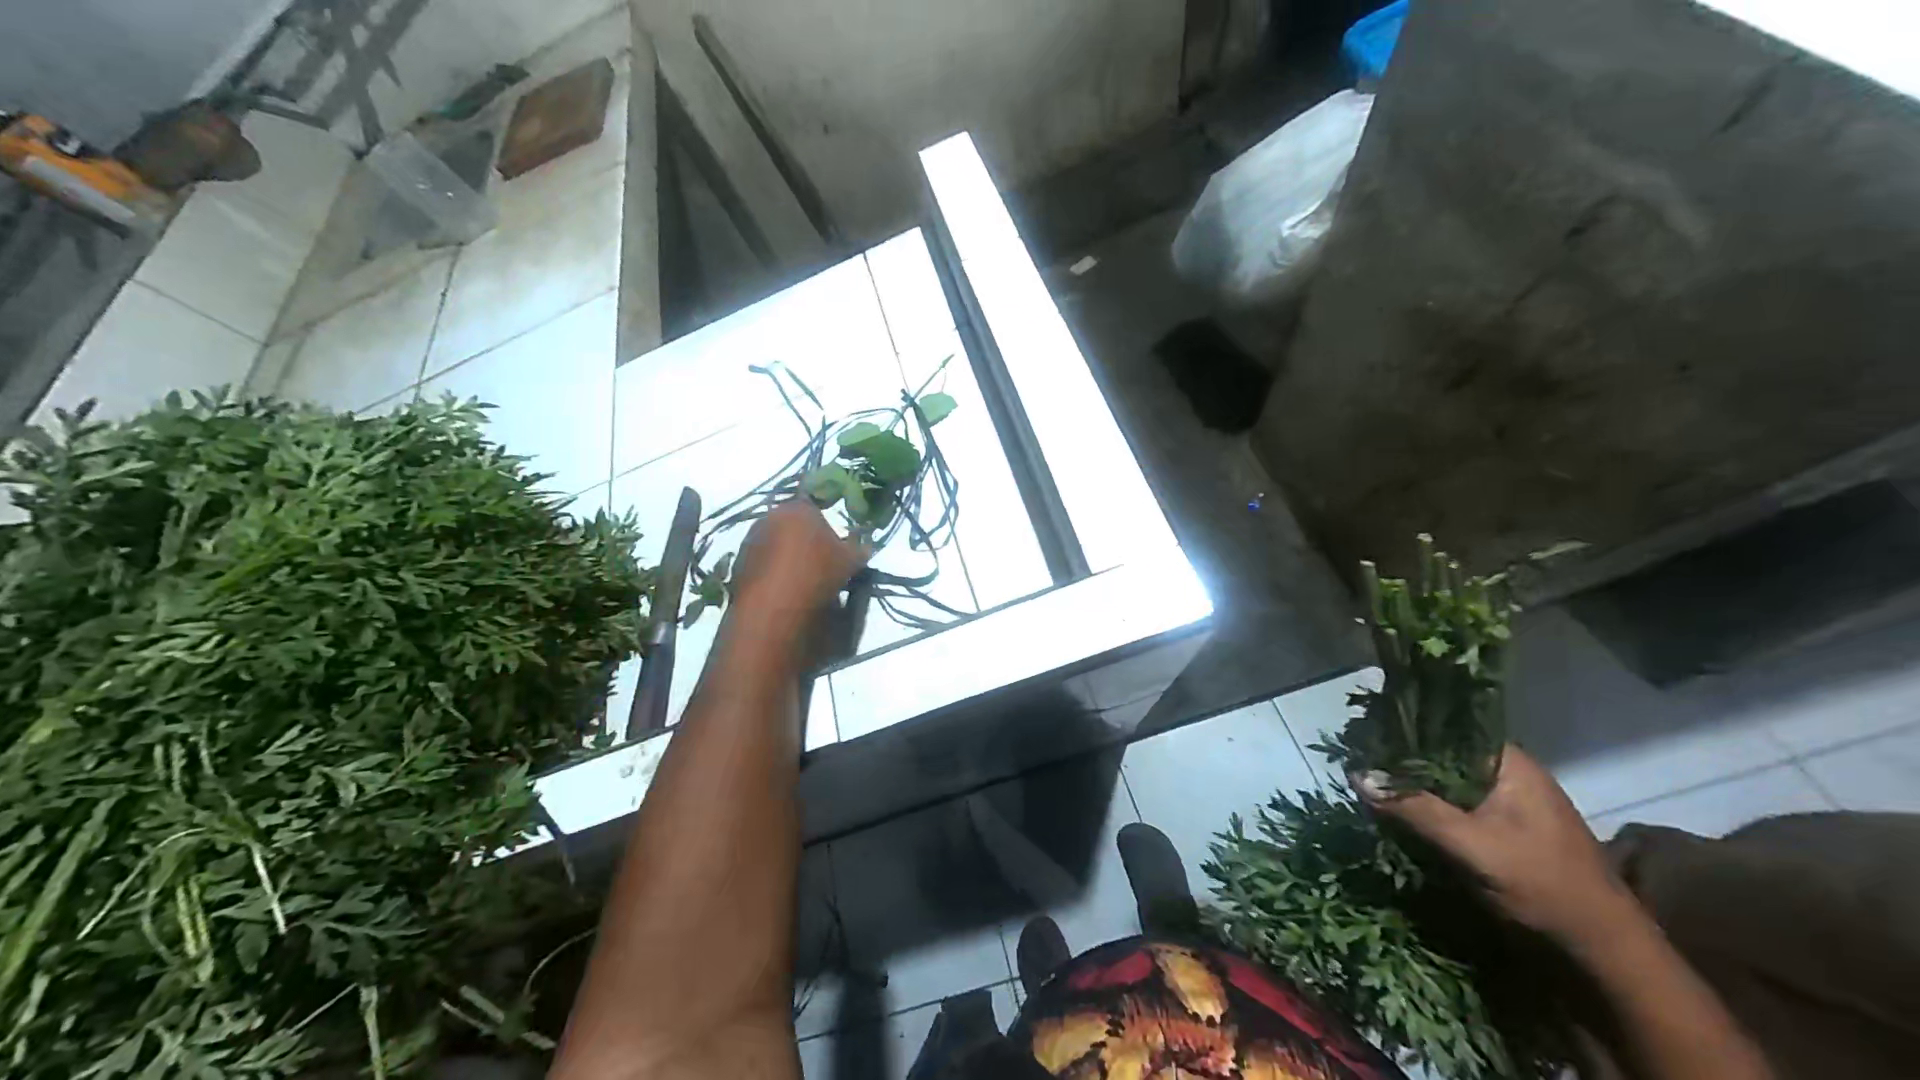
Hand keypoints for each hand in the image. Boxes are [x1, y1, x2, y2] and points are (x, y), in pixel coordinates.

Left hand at [728, 500, 868, 632]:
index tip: (833, 547)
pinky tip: (781, 591)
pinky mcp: (737, 563)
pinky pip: (760, 562)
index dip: (825, 527)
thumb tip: (866, 546)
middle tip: (818, 563)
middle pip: (790, 524)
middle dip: (802, 540)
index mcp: (799, 508)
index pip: (814, 508)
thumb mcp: (850, 561)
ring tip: (799, 581)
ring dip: (784, 556)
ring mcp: (750, 539)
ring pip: (773, 543)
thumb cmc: (819, 572)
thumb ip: (858, 550)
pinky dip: (770, 572)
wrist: (776, 605)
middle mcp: (770, 516)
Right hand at [1354, 745, 1635, 944]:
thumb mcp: (1471, 845)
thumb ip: (1414, 808)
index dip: (1401, 730)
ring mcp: (1505, 802)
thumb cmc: (1543, 886)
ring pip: (1442, 782)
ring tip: (1368, 790)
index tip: (1361, 738)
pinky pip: (1451, 806)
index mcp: (1508, 763)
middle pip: (1439, 755)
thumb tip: (1356, 774)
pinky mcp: (1500, 829)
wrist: (1603, 951)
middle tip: (1357, 767)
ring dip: (1410, 788)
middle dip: (1399, 763)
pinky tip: (1396, 817)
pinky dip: (1424, 809)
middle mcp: (1506, 773)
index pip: (1443, 728)